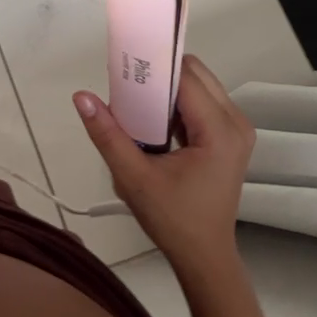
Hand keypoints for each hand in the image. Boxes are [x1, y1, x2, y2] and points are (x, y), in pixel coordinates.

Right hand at [74, 55, 255, 267]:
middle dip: (159, 72)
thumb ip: (107, 134)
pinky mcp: (228, 137)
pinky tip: (151, 117)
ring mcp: (235, 129)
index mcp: (219, 131)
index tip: (123, 61)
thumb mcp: (132, 177)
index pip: (184, 77)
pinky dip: (175, 100)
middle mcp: (234, 123)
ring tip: (135, 100)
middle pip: (194, 73)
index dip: (154, 64)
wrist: (202, 255)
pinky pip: (201, 100)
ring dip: (166, 86)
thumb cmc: (171, 218)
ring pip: (198, 83)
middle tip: (126, 84)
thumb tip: (81, 96)